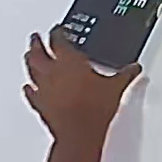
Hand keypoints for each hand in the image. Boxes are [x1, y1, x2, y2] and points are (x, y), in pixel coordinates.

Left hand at [22, 27, 141, 151]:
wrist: (80, 133)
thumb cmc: (94, 107)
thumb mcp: (116, 87)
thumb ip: (125, 74)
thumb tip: (133, 68)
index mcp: (70, 62)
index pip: (59, 40)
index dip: (58, 32)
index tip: (57, 28)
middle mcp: (53, 72)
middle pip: (39, 52)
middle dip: (37, 43)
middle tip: (35, 37)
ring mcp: (44, 89)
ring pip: (31, 69)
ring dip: (30, 60)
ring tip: (28, 55)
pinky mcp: (40, 105)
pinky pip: (31, 93)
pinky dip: (29, 88)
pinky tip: (28, 87)